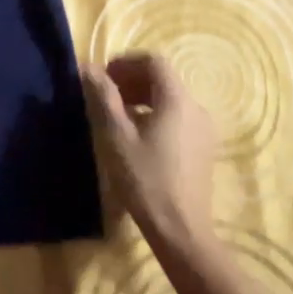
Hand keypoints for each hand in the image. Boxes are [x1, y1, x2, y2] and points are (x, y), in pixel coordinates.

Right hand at [84, 53, 215, 247]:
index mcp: (177, 100)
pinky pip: (178, 116)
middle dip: (132, 79)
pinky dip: (156, 113)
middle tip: (106, 95)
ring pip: (171, 98)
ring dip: (142, 97)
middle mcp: (196, 108)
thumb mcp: (116, 136)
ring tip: (118, 115)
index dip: (126, 62)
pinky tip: (138, 136)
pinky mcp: (204, 148)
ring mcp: (204, 130)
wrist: (181, 231)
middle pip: (163, 78)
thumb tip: (88, 67)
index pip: (153, 61)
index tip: (103, 77)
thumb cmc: (146, 179)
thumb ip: (103, 96)